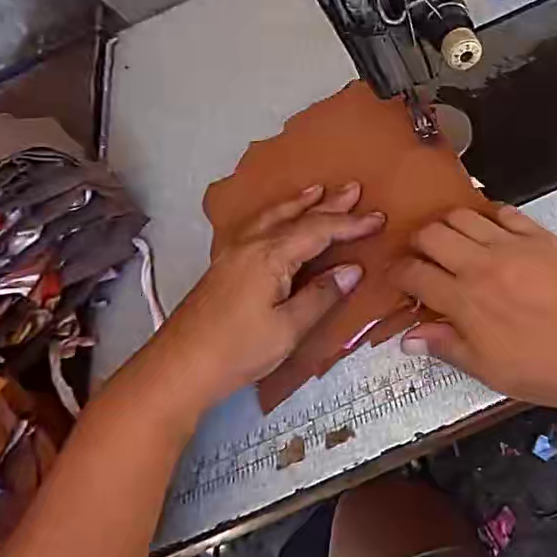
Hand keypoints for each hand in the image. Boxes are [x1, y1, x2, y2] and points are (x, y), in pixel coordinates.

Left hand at [120, 182, 383, 422]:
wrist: (178, 367)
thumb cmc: (237, 350)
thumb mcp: (288, 328)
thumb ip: (321, 295)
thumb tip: (352, 269)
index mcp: (270, 256)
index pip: (318, 231)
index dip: (350, 224)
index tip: (378, 218)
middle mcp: (251, 244)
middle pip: (296, 217)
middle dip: (328, 204)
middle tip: (354, 189)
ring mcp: (233, 252)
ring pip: (272, 217)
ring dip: (298, 204)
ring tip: (316, 191)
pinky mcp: (223, 265)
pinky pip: (256, 226)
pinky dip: (275, 215)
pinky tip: (275, 218)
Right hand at [390, 206, 556, 411]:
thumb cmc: (553, 368)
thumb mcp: (493, 372)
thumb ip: (448, 347)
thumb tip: (410, 337)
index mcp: (465, 301)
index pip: (414, 274)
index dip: (398, 274)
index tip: (397, 278)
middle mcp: (481, 264)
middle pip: (431, 234)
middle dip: (417, 243)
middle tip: (421, 258)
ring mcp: (512, 244)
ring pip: (461, 216)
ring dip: (446, 226)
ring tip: (450, 242)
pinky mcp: (540, 236)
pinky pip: (503, 212)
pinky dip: (486, 216)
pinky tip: (487, 230)